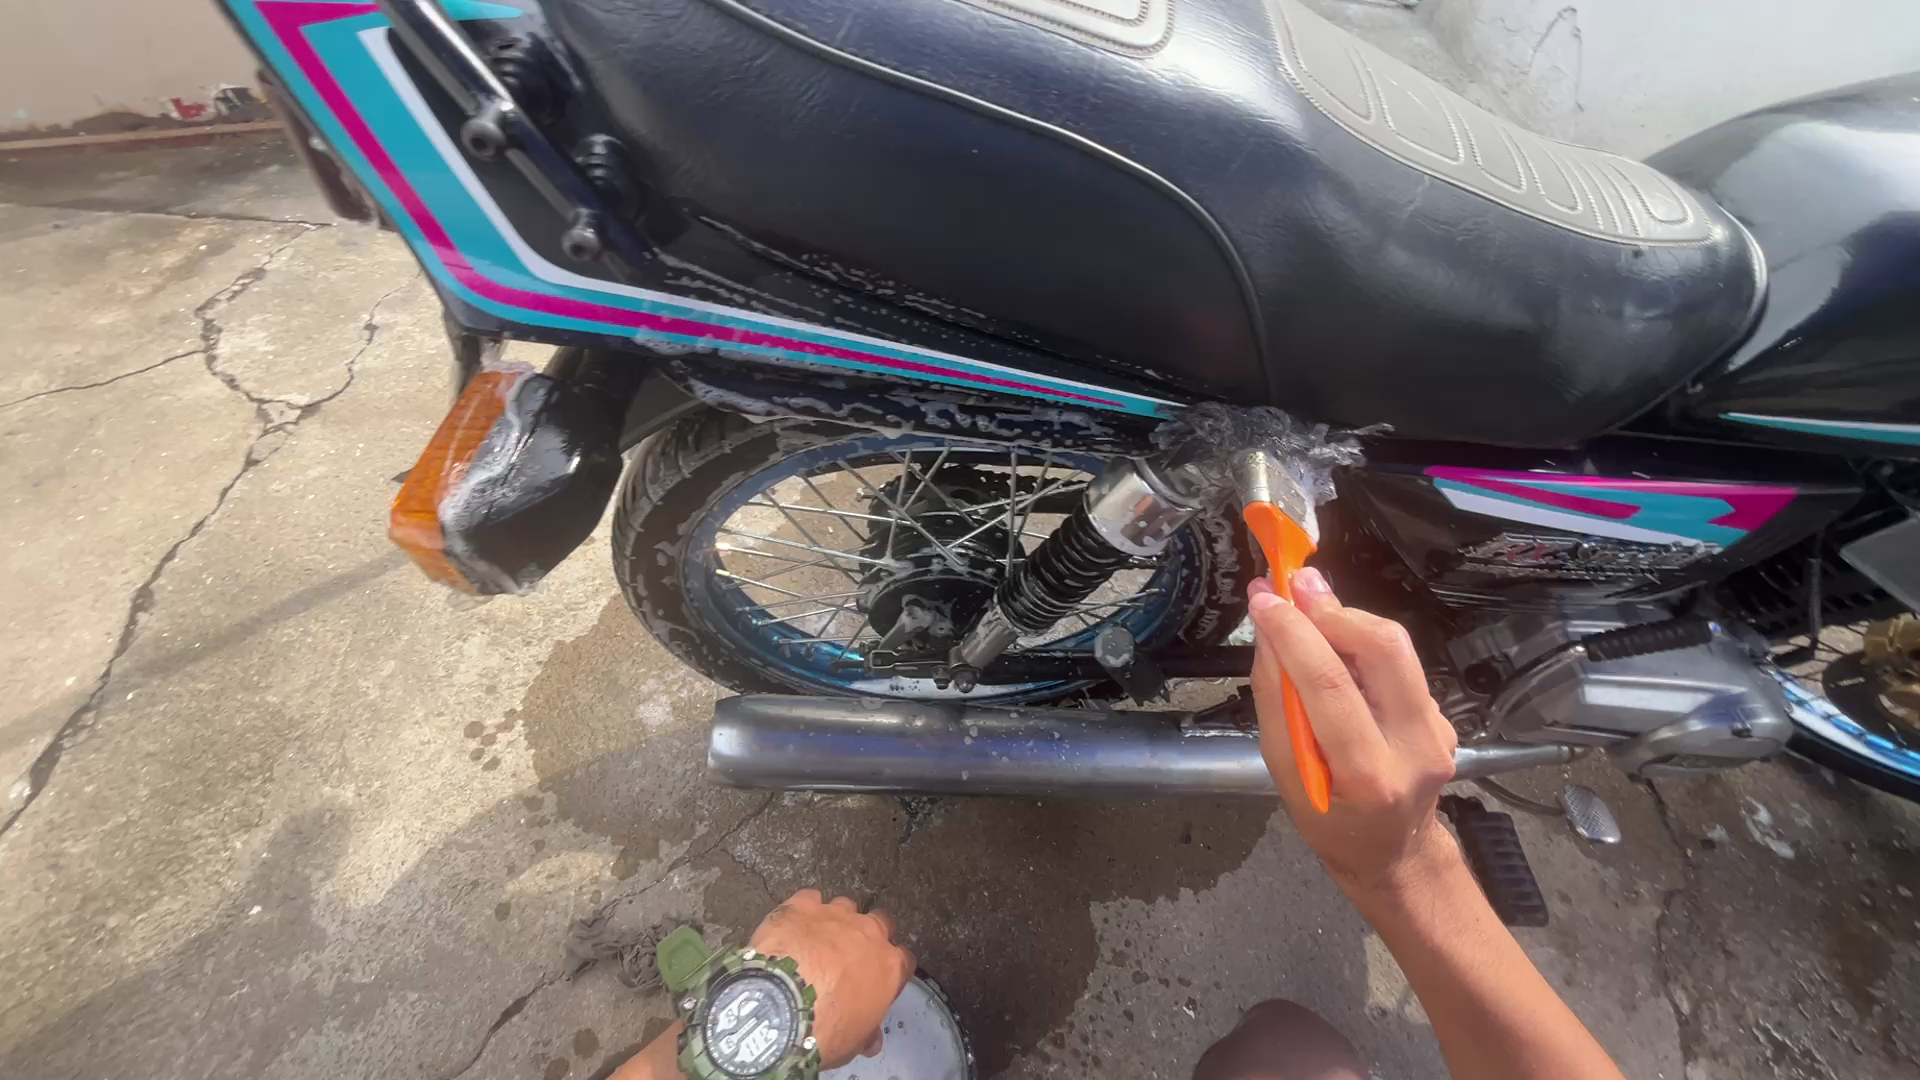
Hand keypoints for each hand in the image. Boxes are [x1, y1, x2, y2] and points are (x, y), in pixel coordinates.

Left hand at [748, 889, 915, 1067]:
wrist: (783, 1004)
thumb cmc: (825, 1028)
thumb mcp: (853, 1041)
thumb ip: (866, 1031)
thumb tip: (870, 1038)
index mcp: (888, 966)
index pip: (904, 959)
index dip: (891, 968)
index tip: (879, 978)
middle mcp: (869, 932)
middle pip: (881, 922)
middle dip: (870, 934)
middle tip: (852, 955)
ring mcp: (836, 914)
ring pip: (845, 906)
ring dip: (836, 921)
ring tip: (818, 941)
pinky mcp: (805, 905)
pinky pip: (810, 898)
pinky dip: (804, 910)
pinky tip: (795, 926)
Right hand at [1247, 568, 1459, 901]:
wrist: (1393, 853)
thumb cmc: (1325, 818)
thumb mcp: (1280, 768)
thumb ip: (1275, 699)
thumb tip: (1268, 632)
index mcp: (1368, 771)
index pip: (1330, 683)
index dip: (1293, 631)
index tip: (1263, 596)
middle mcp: (1417, 744)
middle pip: (1384, 649)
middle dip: (1333, 609)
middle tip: (1293, 587)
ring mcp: (1439, 728)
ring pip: (1396, 647)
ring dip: (1345, 618)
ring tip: (1305, 611)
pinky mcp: (1443, 715)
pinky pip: (1398, 662)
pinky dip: (1358, 642)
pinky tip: (1332, 648)